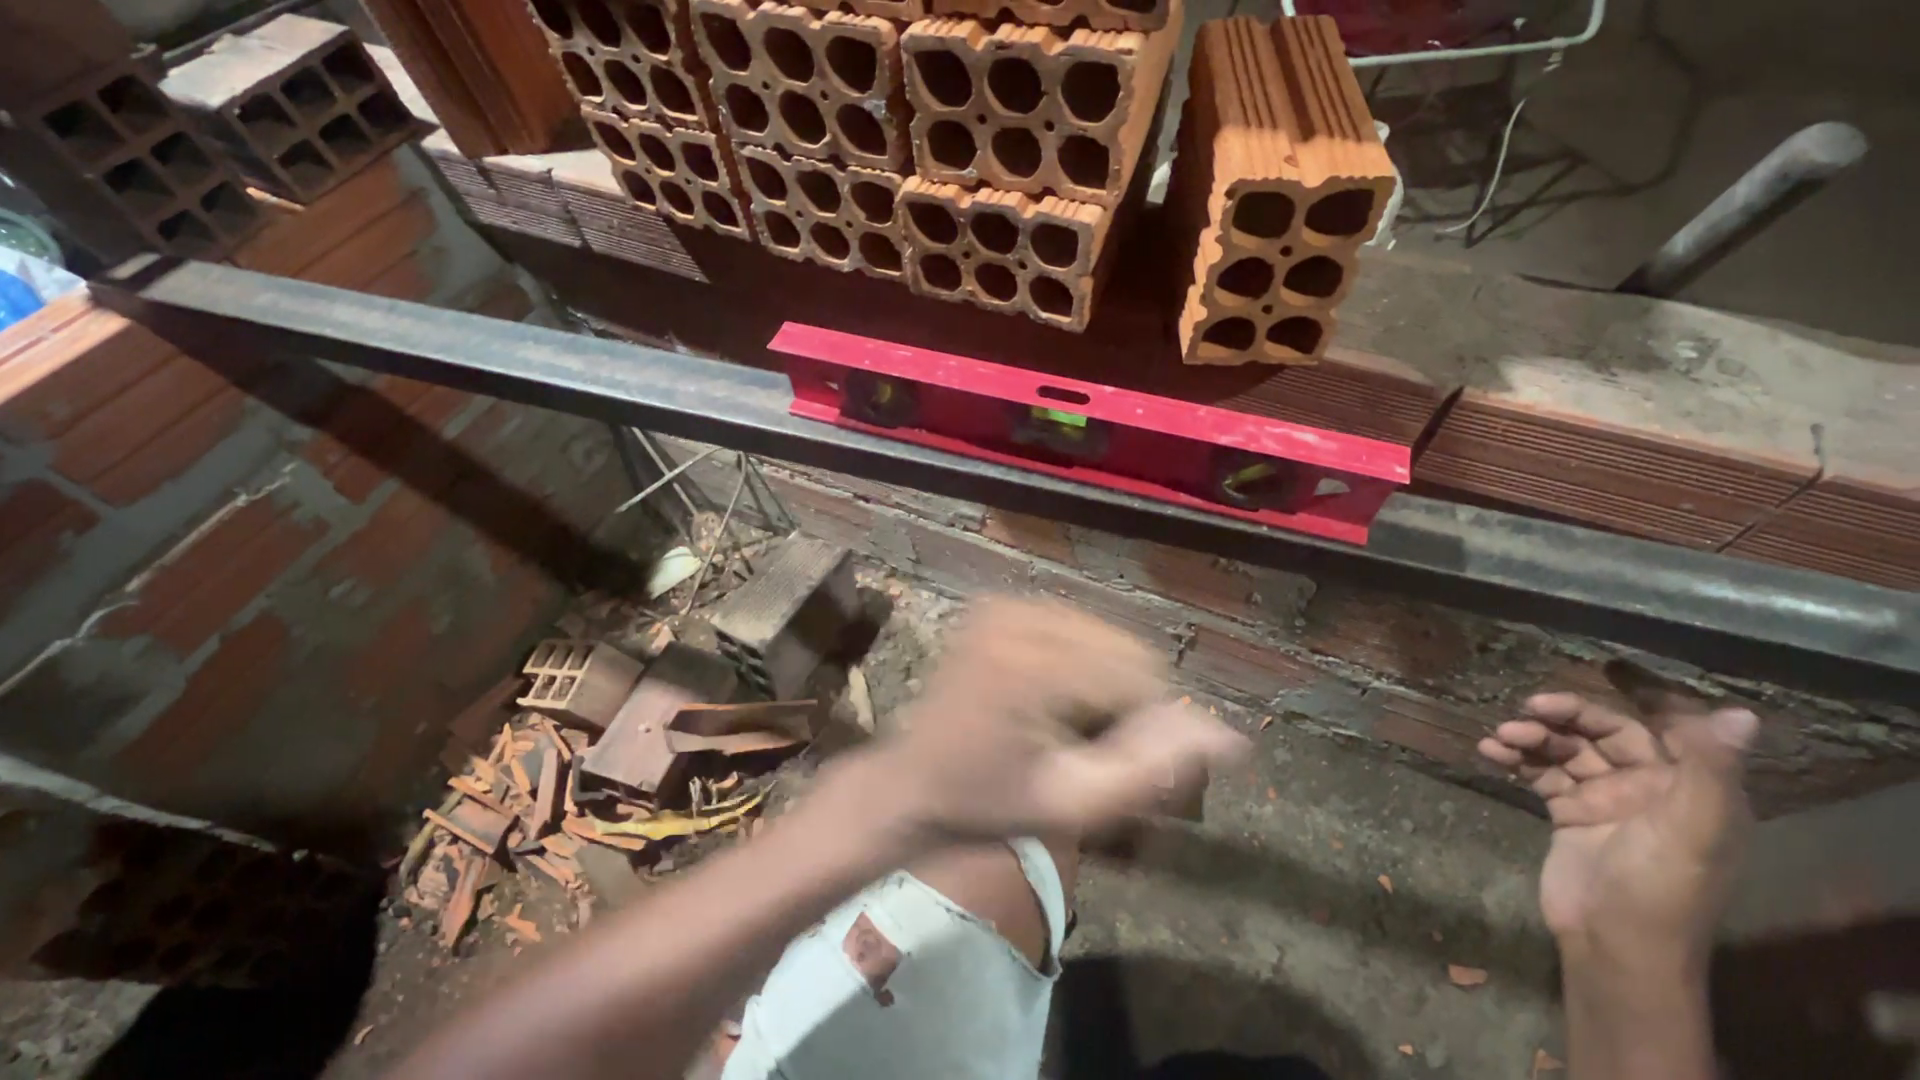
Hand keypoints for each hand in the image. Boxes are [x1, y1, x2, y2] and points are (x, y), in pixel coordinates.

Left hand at [835, 596, 1246, 843]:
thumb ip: (1151, 770)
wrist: (912, 783)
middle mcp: (1017, 617)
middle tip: (1085, 744)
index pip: (1139, 677)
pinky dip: (1079, 660)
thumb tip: (1231, 737)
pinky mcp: (997, 605)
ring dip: (1104, 678)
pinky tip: (1050, 697)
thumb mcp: (1073, 807)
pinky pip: (1075, 625)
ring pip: (1105, 634)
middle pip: (1126, 648)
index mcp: (1032, 664)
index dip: (1139, 725)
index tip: (1104, 760)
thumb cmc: (989, 805)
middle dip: (1124, 699)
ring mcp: (1003, 605)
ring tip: (1063, 722)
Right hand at [1478, 693, 1756, 964]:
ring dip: (1534, 737)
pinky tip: (1490, 752)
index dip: (1645, 694)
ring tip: (1502, 735)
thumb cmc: (1662, 885)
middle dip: (1567, 716)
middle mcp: (1649, 785)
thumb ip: (1711, 768)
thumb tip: (1741, 714)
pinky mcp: (1567, 814)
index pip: (1669, 725)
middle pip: (1605, 732)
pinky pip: (1540, 774)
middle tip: (1529, 707)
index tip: (1608, 664)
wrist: (1614, 944)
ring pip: (1567, 750)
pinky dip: (1516, 760)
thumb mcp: (1694, 826)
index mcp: (1690, 786)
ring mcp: (1605, 799)